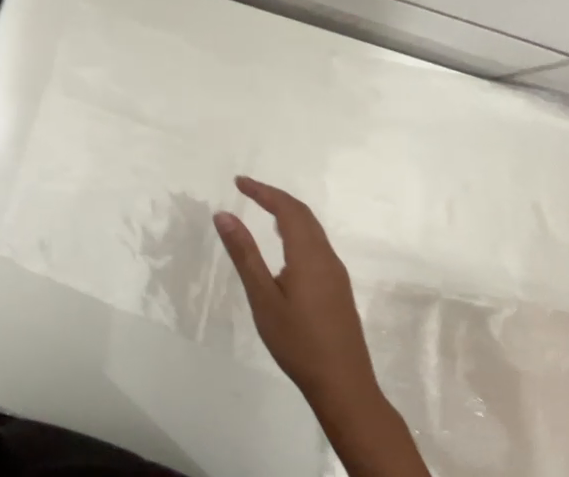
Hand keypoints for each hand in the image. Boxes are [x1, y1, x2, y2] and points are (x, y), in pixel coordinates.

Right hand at [216, 177, 430, 476]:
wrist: (344, 386)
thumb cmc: (298, 342)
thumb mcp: (262, 298)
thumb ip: (244, 254)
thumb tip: (224, 215)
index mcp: (309, 257)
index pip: (288, 210)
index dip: (264, 191)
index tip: (238, 182)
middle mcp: (327, 260)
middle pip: (304, 216)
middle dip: (275, 197)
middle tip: (246, 189)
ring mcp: (336, 276)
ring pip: (313, 231)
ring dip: (288, 214)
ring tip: (262, 209)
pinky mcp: (338, 291)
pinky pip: (316, 246)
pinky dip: (296, 231)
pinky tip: (283, 244)